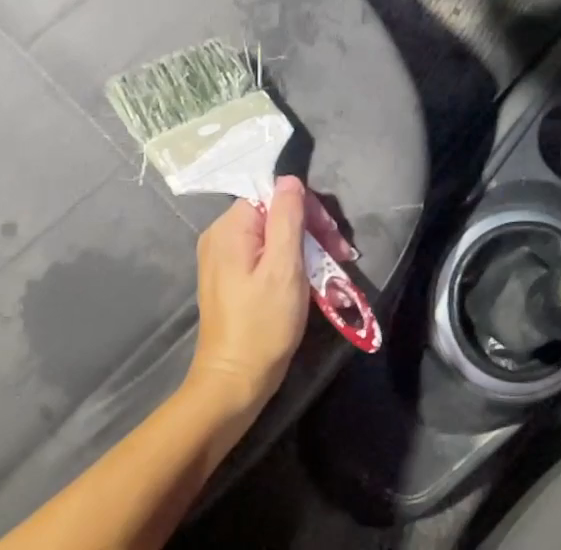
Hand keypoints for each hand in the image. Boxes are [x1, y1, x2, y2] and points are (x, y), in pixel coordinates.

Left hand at [187, 176, 309, 414]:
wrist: (236, 381)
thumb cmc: (264, 322)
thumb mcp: (284, 266)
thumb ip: (288, 217)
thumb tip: (289, 180)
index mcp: (229, 229)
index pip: (274, 195)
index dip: (306, 210)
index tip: (331, 236)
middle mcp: (220, 237)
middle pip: (274, 214)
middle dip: (310, 229)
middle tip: (340, 254)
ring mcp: (224, 259)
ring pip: (274, 235)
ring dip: (305, 247)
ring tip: (331, 268)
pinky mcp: (231, 278)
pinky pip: (265, 255)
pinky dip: (290, 262)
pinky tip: (309, 278)